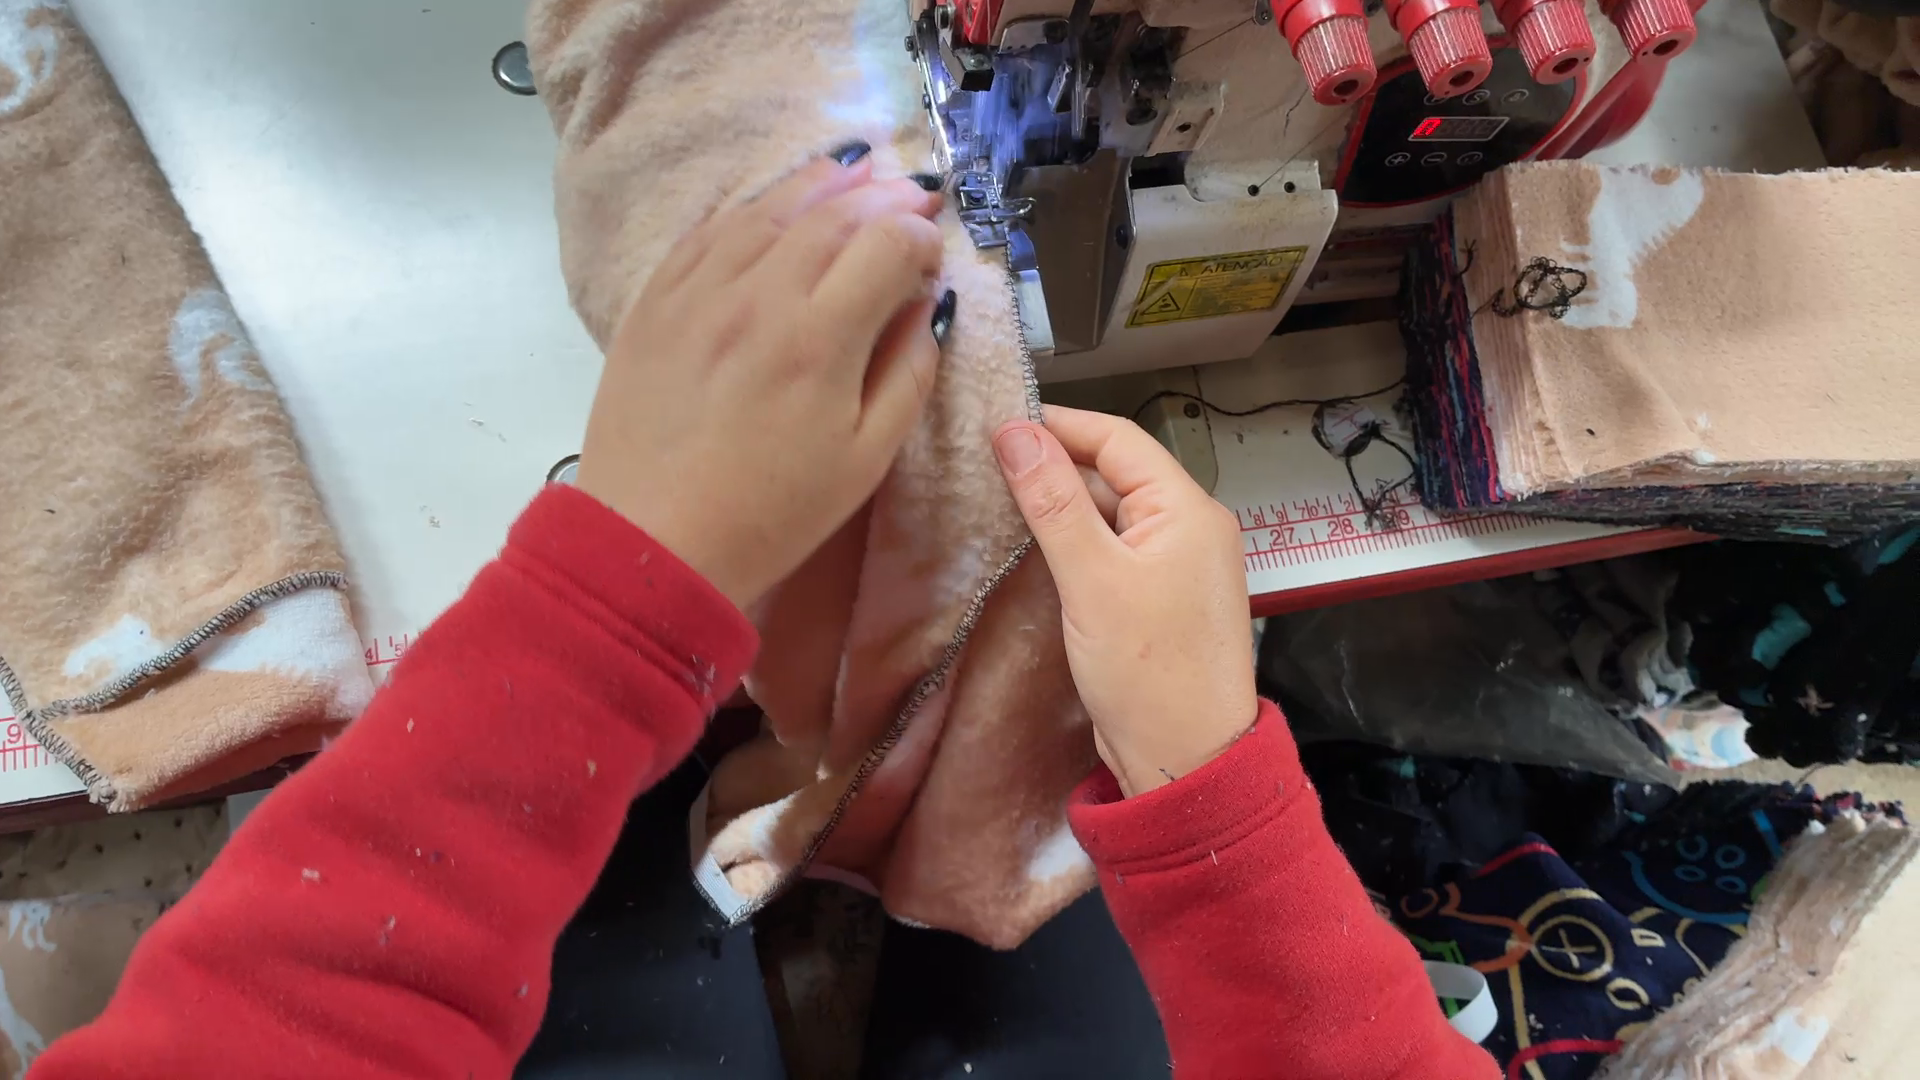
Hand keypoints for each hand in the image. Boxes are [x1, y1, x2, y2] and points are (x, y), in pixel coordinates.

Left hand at [577, 153, 949, 609]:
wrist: (656, 541)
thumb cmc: (775, 512)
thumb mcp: (867, 460)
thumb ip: (908, 375)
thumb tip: (928, 309)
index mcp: (820, 338)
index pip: (885, 246)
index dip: (919, 238)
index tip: (932, 252)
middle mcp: (759, 294)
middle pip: (831, 214)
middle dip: (881, 197)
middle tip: (908, 197)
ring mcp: (698, 290)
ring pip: (768, 208)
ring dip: (819, 185)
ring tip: (852, 172)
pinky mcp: (656, 301)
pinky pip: (709, 231)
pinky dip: (752, 208)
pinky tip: (772, 206)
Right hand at [995, 406, 1257, 796]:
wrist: (1186, 759)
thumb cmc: (1145, 666)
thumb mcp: (1092, 577)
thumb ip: (1053, 501)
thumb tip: (1015, 431)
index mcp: (1187, 508)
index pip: (1118, 439)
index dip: (1060, 424)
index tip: (1000, 424)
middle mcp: (1187, 526)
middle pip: (1115, 473)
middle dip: (1055, 463)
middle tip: (988, 461)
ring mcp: (1173, 563)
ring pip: (1110, 512)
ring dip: (1061, 502)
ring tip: (999, 494)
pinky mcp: (1156, 595)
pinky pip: (1112, 548)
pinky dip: (1074, 539)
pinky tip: (1033, 542)